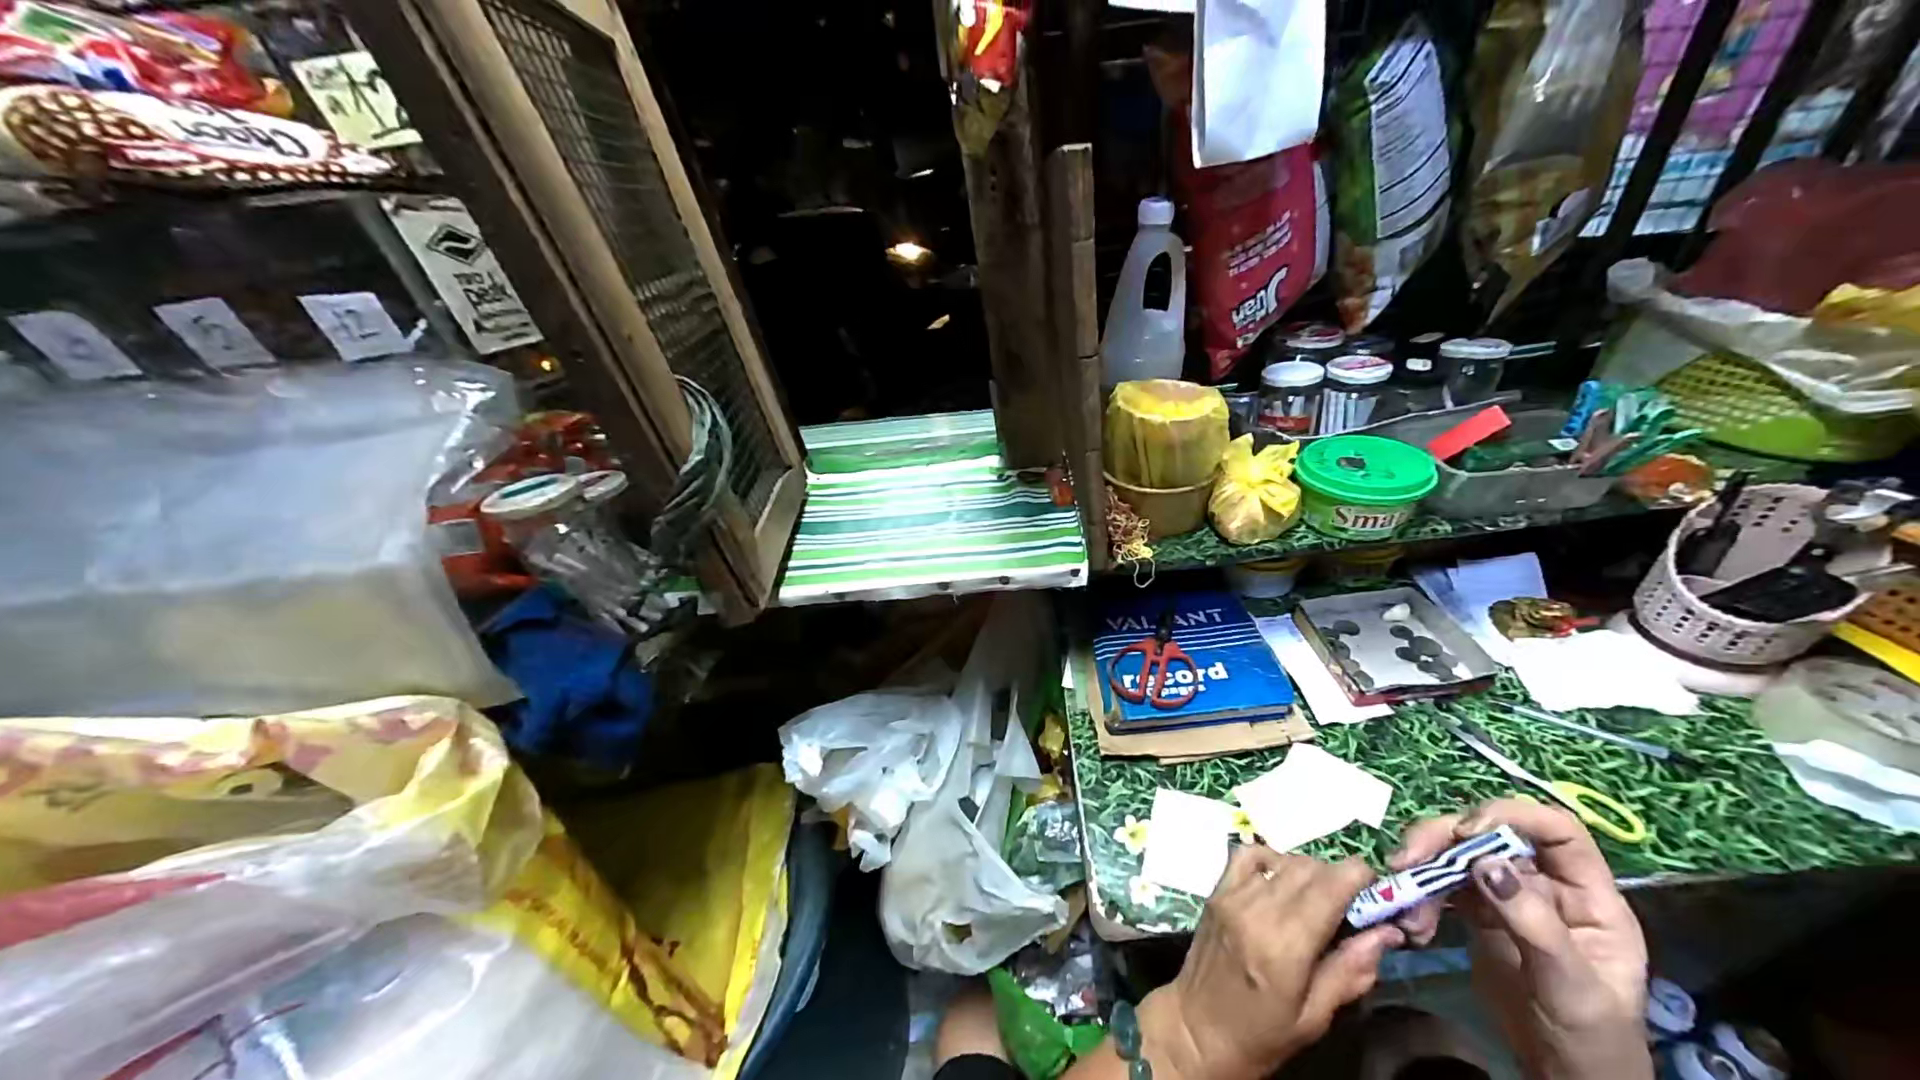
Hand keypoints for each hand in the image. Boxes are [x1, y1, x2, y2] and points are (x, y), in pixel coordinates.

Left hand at [1136, 846, 1403, 1079]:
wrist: (1197, 1027)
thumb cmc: (1261, 1034)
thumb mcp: (1315, 1016)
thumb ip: (1351, 970)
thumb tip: (1386, 932)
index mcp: (1285, 945)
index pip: (1328, 887)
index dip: (1358, 877)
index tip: (1378, 887)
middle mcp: (1257, 910)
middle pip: (1308, 868)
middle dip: (1338, 877)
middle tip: (1353, 903)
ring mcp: (1233, 896)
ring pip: (1281, 860)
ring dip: (1308, 870)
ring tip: (1319, 898)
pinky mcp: (1216, 892)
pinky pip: (1246, 856)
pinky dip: (1270, 858)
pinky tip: (1281, 881)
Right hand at [1389, 799, 1651, 1079]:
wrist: (1565, 1077)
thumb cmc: (1591, 1039)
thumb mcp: (1570, 987)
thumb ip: (1532, 923)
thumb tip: (1484, 861)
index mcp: (1587, 896)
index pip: (1556, 829)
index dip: (1511, 815)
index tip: (1465, 832)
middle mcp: (1545, 883)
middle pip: (1489, 831)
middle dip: (1442, 838)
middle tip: (1407, 861)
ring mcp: (1508, 894)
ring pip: (1457, 852)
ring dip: (1422, 867)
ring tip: (1404, 901)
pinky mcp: (1477, 911)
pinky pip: (1441, 883)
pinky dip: (1419, 895)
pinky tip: (1412, 923)